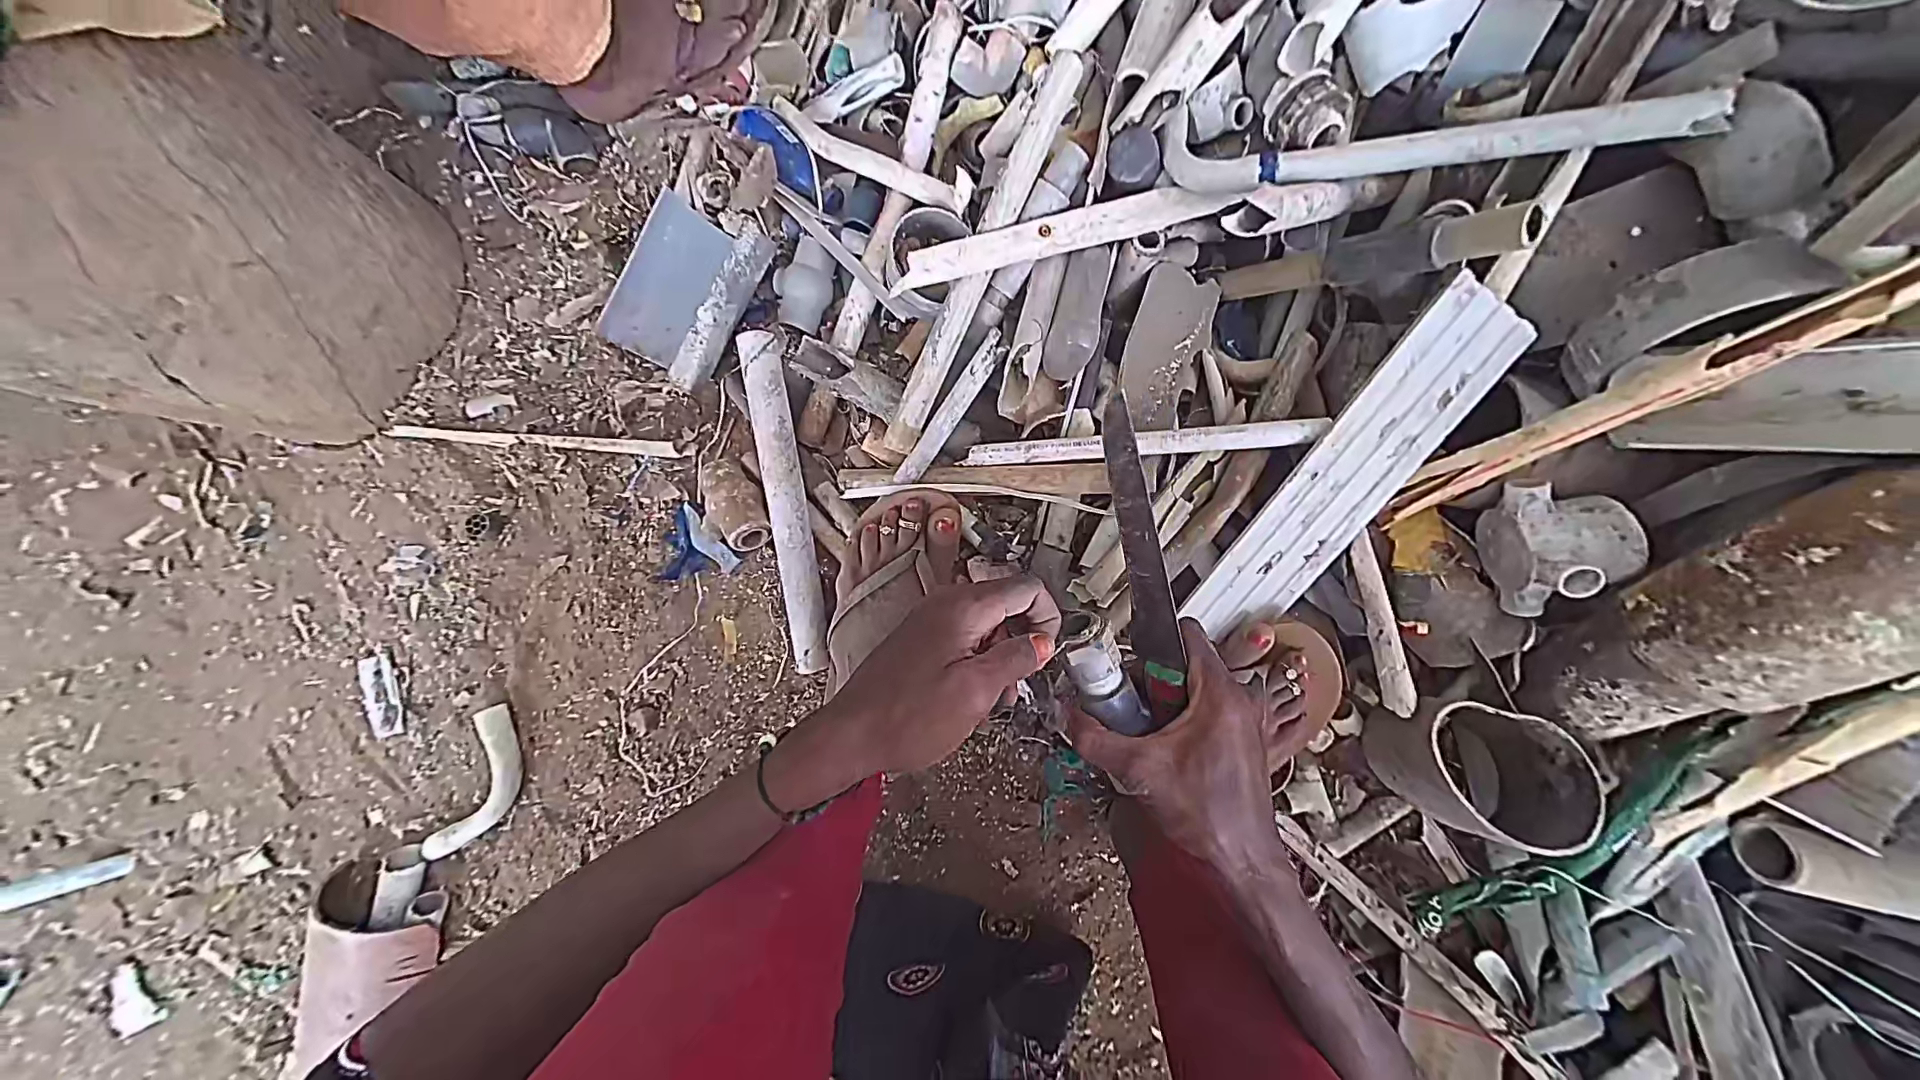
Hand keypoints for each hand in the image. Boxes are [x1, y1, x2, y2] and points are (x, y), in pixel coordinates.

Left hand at [765, 576, 1060, 807]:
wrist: (851, 735)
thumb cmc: (905, 717)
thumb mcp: (976, 691)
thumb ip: (1016, 659)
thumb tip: (1042, 642)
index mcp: (963, 607)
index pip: (1027, 588)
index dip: (1048, 618)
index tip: (1048, 650)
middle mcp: (945, 604)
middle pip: (1008, 603)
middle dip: (1024, 640)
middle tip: (1021, 680)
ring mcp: (931, 620)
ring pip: (988, 624)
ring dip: (1001, 656)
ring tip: (994, 696)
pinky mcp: (922, 639)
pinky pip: (965, 639)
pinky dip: (978, 661)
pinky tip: (972, 694)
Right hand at [1067, 618, 1287, 869]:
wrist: (1242, 861)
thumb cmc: (1210, 818)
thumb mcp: (1137, 770)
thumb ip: (1093, 738)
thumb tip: (1069, 715)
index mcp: (1221, 694)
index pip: (1186, 635)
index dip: (1151, 643)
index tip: (1131, 668)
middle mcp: (1240, 700)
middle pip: (1185, 663)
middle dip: (1152, 681)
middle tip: (1132, 708)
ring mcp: (1246, 720)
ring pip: (1196, 687)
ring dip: (1167, 702)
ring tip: (1149, 732)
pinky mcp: (1244, 739)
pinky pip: (1208, 709)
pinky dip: (1183, 719)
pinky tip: (1167, 749)